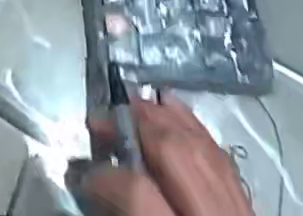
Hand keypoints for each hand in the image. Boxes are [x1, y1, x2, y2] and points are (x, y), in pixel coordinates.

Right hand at [78, 97, 251, 215]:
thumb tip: (97, 194)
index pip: (139, 195)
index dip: (104, 176)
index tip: (80, 174)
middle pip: (178, 157)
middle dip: (136, 127)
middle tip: (101, 122)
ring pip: (204, 150)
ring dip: (165, 121)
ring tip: (132, 106)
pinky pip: (222, 160)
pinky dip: (195, 130)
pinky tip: (174, 111)